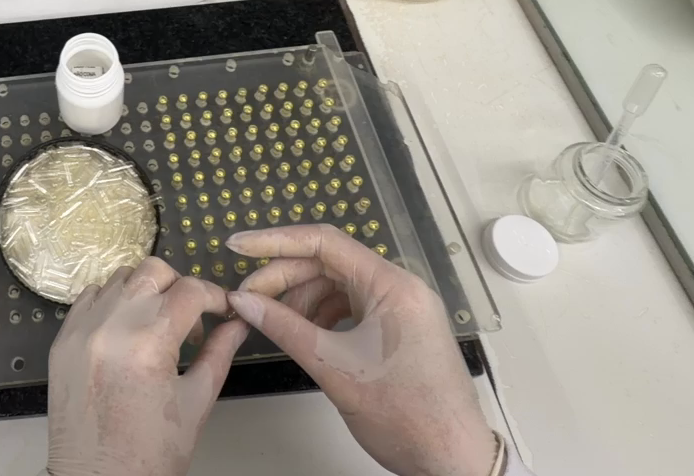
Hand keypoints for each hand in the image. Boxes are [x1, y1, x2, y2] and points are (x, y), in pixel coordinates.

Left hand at [46, 257, 250, 475]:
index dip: (214, 296)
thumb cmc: (150, 454)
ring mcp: (82, 326)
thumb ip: (219, 354)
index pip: (190, 291)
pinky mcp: (63, 335)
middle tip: (190, 316)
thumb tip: (239, 321)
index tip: (222, 309)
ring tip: (156, 323)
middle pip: (154, 271)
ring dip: (144, 290)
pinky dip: (112, 300)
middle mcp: (112, 323)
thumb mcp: (196, 403)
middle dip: (179, 286)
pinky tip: (125, 327)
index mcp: (149, 341)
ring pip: (121, 277)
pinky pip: (90, 295)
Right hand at [226, 226, 495, 475]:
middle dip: (283, 278)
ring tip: (272, 321)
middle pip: (325, 263)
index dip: (274, 240)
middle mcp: (397, 286)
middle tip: (247, 297)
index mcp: (391, 284)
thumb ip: (284, 328)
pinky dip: (319, 315)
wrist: (456, 466)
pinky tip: (300, 332)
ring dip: (299, 299)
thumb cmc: (406, 416)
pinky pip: (348, 305)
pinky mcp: (397, 326)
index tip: (238, 245)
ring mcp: (399, 306)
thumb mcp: (335, 369)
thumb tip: (241, 300)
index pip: (323, 241)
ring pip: (334, 285)